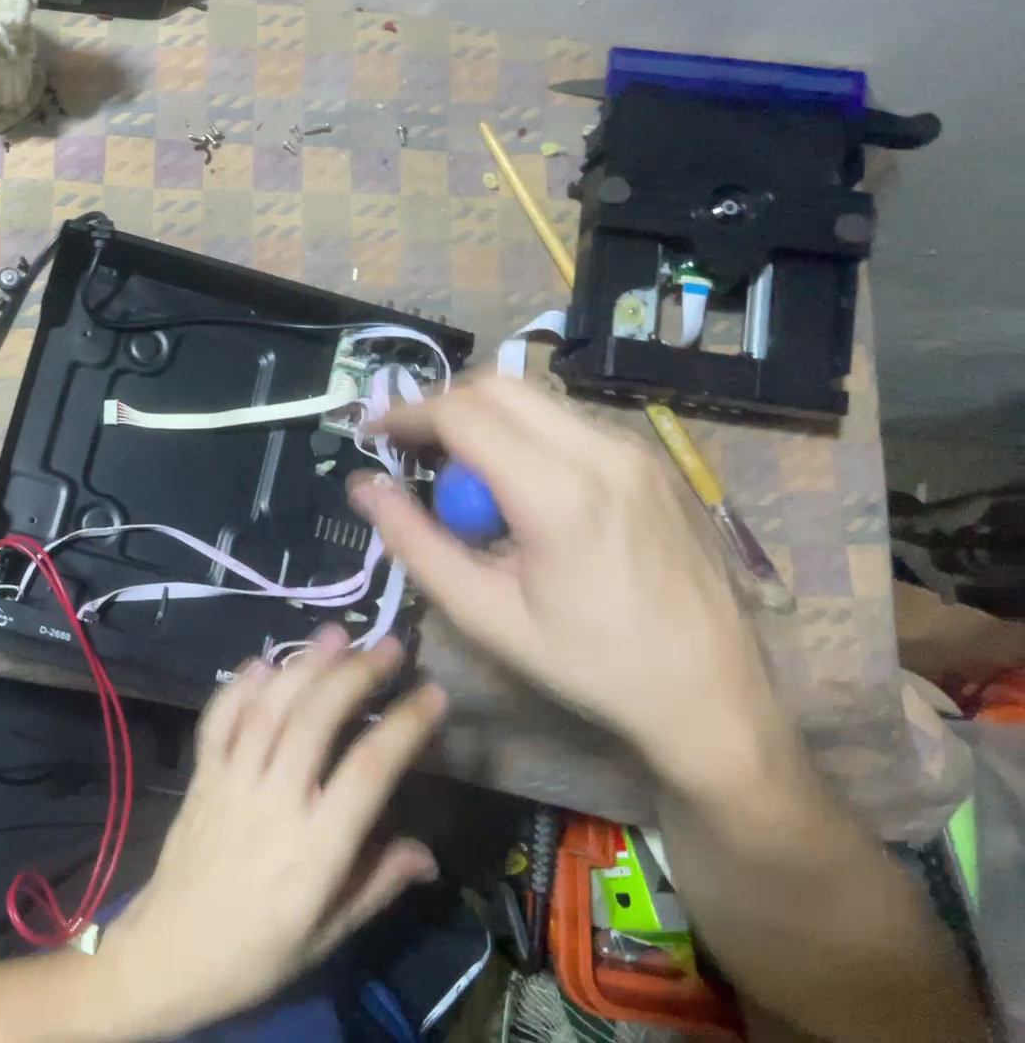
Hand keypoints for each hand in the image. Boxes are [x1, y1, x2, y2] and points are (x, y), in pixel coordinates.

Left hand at [94, 631, 445, 1036]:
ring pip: (267, 710)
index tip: (433, 695)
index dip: (406, 726)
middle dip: (355, 676)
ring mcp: (230, 784)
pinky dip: (237, 690)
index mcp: (315, 847)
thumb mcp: (327, 934)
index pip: (370, 769)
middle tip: (388, 647)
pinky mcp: (200, 778)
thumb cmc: (256, 953)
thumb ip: (376, 884)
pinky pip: (217, 724)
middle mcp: (272, 802)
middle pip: (316, 721)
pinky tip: (259, 663)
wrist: (167, 954)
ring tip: (334, 634)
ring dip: (301, 666)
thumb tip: (427, 853)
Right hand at [346, 376, 782, 782]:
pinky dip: (523, 440)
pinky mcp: (654, 463)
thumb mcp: (483, 613)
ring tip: (459, 482)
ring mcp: (638, 452)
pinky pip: (568, 425)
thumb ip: (415, 542)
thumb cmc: (587, 661)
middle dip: (442, 406)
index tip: (371, 432)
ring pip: (536, 402)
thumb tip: (363, 487)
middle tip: (407, 448)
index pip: (465, 415)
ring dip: (483, 423)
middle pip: (501, 386)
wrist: (712, 690)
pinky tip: (515, 495)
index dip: (407, 414)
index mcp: (559, 494)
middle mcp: (604, 453)